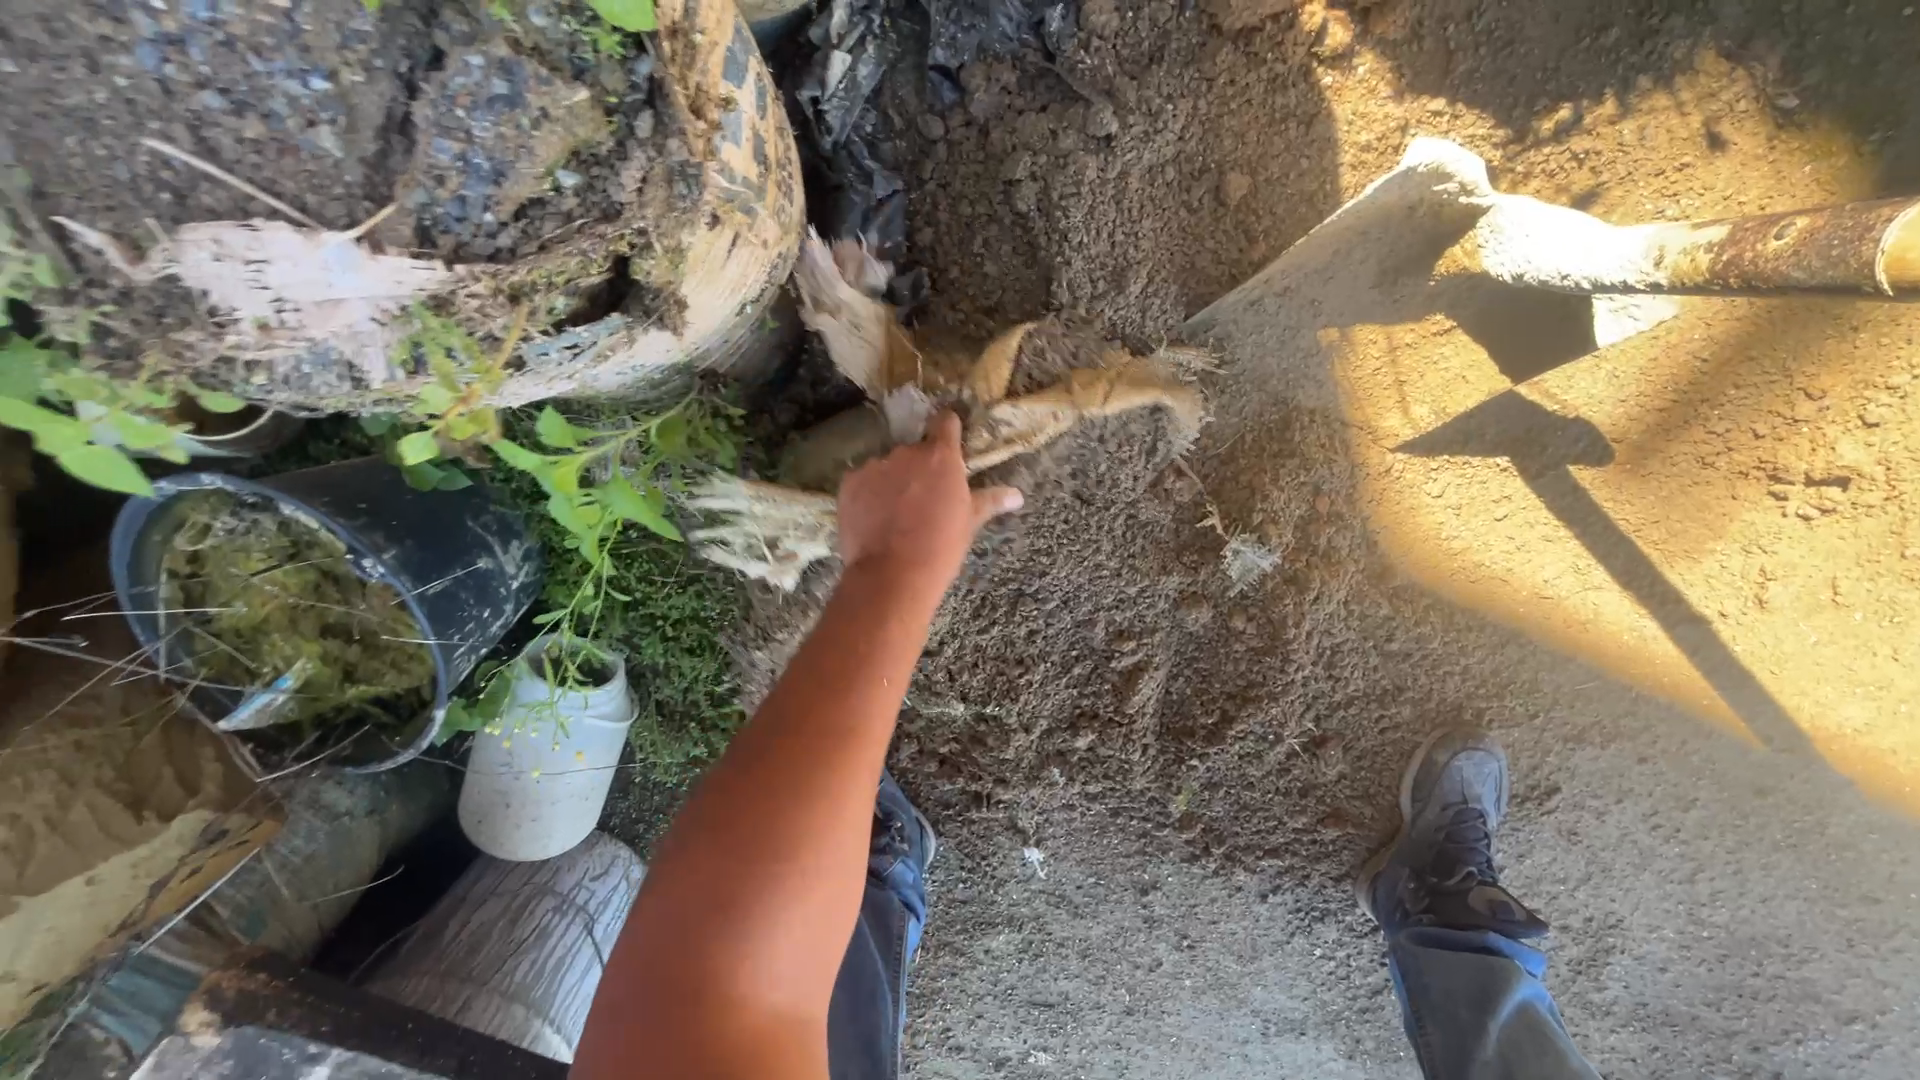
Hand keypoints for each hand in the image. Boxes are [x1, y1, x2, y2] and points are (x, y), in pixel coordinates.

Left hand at [836, 411, 1022, 595]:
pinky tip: (873, 520)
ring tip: (894, 515)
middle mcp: (907, 452)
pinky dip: (867, 495)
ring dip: (891, 482)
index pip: (946, 422)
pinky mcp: (850, 483)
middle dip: (917, 468)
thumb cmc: (940, 547)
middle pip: (914, 451)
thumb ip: (990, 501)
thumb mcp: (969, 523)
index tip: (948, 438)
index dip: (947, 428)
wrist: (892, 574)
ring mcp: (875, 466)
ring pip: (886, 467)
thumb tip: (1017, 495)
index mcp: (941, 457)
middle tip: (921, 498)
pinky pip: (862, 482)